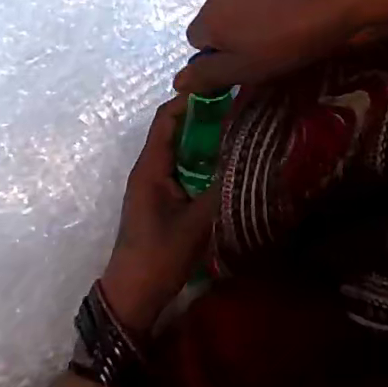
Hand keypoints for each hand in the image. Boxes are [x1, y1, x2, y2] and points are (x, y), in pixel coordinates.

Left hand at [98, 99, 218, 334]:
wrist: (133, 295)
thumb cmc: (159, 256)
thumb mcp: (197, 223)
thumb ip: (223, 189)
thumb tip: (254, 161)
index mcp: (151, 166)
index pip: (167, 118)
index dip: (192, 100)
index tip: (224, 91)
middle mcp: (150, 168)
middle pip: (175, 130)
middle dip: (205, 118)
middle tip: (241, 111)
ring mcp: (155, 184)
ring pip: (181, 149)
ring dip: (205, 139)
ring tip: (240, 132)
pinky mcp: (163, 198)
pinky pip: (183, 167)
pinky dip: (203, 160)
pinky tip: (227, 165)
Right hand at [174, 0, 387, 94]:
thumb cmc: (285, 41)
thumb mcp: (245, 69)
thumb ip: (207, 74)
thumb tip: (177, 81)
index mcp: (209, 15)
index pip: (197, 39)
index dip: (217, 54)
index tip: (244, 61)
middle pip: (218, 13)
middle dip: (234, 28)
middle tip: (266, 44)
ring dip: (254, 5)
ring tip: (284, 19)